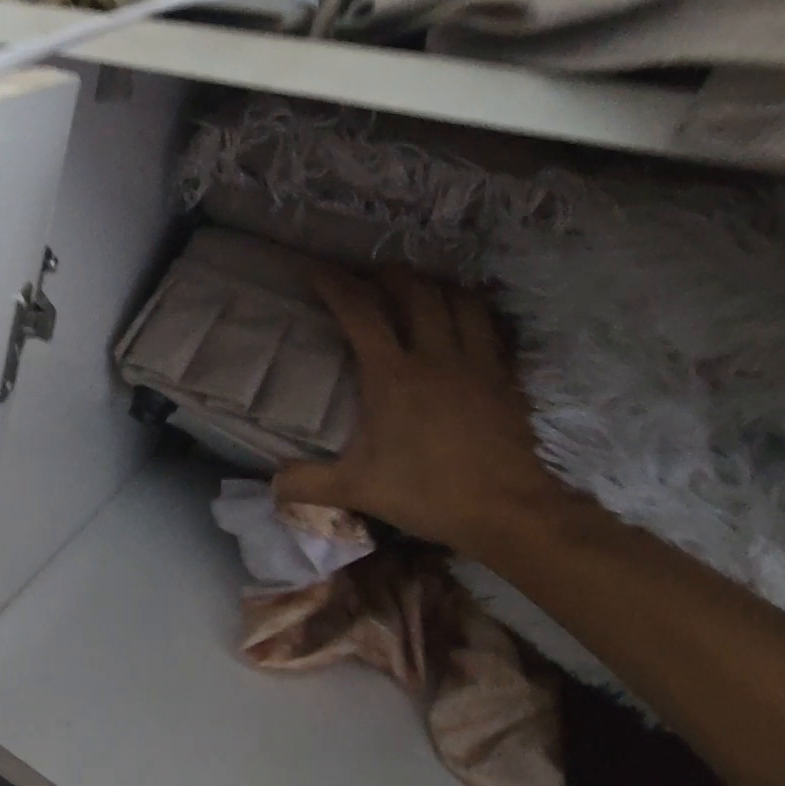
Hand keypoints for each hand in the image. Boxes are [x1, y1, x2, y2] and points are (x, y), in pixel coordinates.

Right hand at [274, 266, 576, 555]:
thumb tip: (272, 485)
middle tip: (369, 276)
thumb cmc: (429, 494)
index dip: (335, 284)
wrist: (512, 514)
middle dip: (388, 274)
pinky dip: (474, 314)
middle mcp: (435, 357)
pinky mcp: (506, 379)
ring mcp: (477, 364)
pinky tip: (464, 321)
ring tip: (417, 290)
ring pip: (459, 300)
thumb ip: (308, 482)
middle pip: (415, 290)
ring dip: (435, 286)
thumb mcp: (357, 490)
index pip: (360, 311)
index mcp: (392, 375)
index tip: (316, 270)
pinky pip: (492, 328)